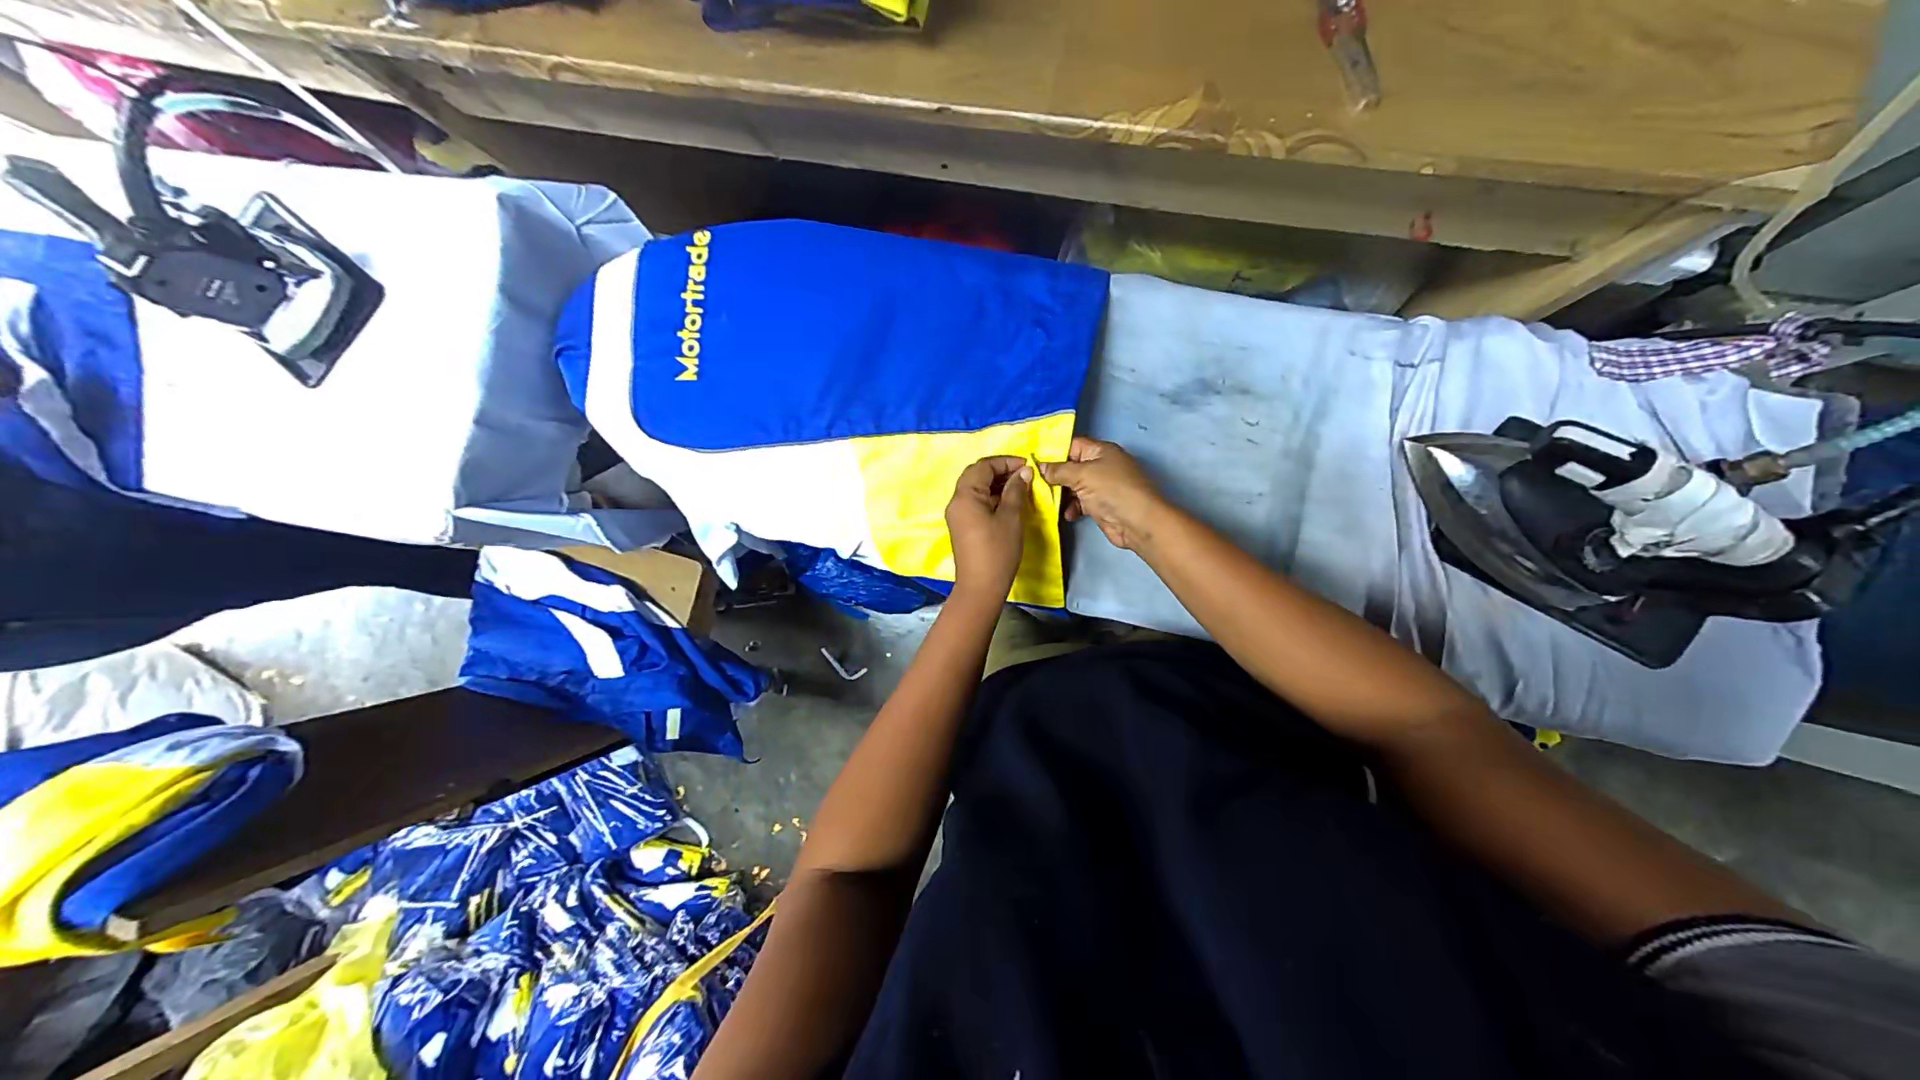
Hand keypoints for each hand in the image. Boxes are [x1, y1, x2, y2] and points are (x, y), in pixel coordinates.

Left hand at [944, 455, 1031, 599]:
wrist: (981, 586)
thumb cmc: (998, 550)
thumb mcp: (1010, 517)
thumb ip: (1016, 490)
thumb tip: (1023, 472)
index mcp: (965, 496)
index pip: (983, 466)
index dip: (1005, 462)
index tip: (1027, 466)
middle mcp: (956, 501)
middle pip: (976, 475)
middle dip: (1000, 471)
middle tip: (1023, 475)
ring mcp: (958, 514)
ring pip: (976, 488)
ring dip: (996, 484)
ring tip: (1020, 487)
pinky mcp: (962, 525)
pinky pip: (975, 502)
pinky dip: (991, 497)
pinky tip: (1009, 501)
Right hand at [1039, 437, 1167, 550]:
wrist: (1138, 522)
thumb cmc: (1112, 490)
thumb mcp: (1082, 474)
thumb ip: (1058, 470)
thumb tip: (1039, 466)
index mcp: (1100, 450)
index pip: (1072, 445)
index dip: (1053, 452)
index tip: (1032, 461)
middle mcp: (1100, 465)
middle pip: (1071, 466)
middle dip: (1053, 475)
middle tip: (1033, 483)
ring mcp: (1101, 486)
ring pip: (1073, 486)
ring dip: (1060, 494)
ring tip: (1045, 500)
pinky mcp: (1100, 505)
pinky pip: (1080, 503)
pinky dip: (1072, 508)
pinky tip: (1068, 515)